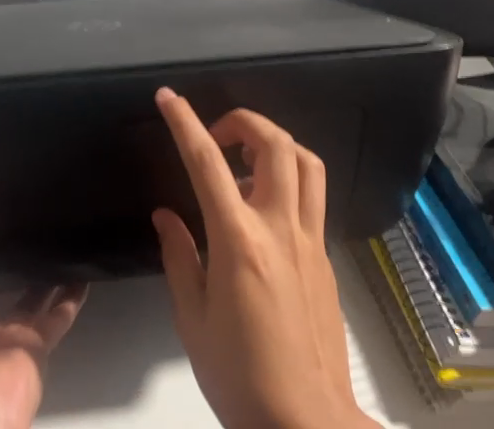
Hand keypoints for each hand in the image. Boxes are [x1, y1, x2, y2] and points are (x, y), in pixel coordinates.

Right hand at [152, 88, 380, 428]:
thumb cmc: (238, 375)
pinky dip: (288, 180)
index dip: (185, 121)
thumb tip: (167, 216)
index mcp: (239, 241)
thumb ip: (178, 256)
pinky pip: (313, 198)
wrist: (307, 420)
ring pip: (307, 163)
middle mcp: (281, 229)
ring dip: (275, 143)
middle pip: (276, 144)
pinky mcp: (326, 259)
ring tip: (244, 162)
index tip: (168, 97)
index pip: (208, 162)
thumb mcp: (191, 319)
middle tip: (216, 134)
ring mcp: (311, 241)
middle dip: (243, 120)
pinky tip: (263, 211)